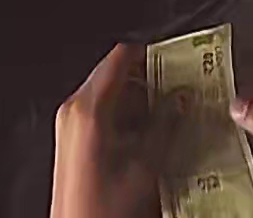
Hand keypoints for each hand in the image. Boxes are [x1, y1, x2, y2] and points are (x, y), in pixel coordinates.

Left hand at [52, 44, 156, 217]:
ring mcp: (69, 121)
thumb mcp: (142, 169)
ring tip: (163, 110)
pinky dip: (122, 109)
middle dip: (145, 75)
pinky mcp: (70, 135)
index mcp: (89, 108)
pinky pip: (99, 106)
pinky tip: (142, 131)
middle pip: (114, 70)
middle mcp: (74, 108)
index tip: (171, 57)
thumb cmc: (100, 210)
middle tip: (173, 85)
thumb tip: (182, 98)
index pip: (120, 55)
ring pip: (108, 88)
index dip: (148, 51)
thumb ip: (165, 126)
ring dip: (135, 94)